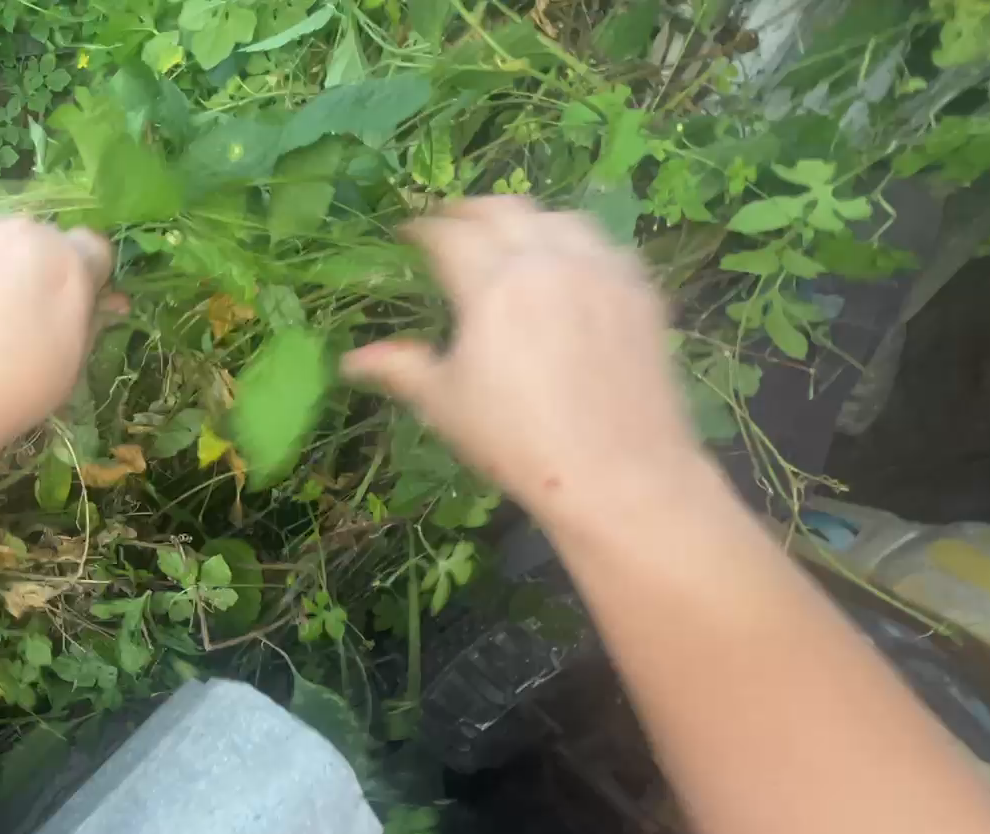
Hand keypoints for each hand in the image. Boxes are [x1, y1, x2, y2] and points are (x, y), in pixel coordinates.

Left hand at [0, 216, 111, 474]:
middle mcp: (24, 232)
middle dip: (34, 274)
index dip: (82, 282)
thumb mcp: (63, 375)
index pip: (94, 251)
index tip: (62, 315)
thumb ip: (88, 326)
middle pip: (41, 244)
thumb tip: (104, 302)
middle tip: (7, 326)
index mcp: (69, 267)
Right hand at [343, 197, 705, 523]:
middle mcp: (550, 262)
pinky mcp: (639, 291)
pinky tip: (561, 265)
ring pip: (560, 217)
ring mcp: (603, 271)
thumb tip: (350, 361)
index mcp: (494, 287)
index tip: (406, 231)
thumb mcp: (442, 403)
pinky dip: (569, 241)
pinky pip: (601, 244)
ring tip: (504, 236)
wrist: (614, 468)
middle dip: (470, 210)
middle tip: (447, 221)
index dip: (423, 228)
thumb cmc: (512, 438)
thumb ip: (398, 367)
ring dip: (523, 217)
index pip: (451, 236)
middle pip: (506, 210)